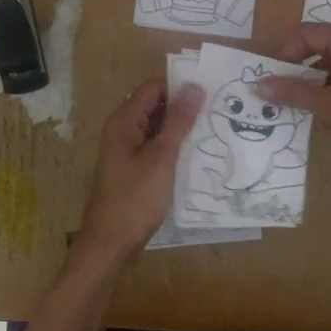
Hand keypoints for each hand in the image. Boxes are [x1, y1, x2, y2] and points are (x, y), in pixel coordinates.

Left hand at [76, 79, 204, 259]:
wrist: (111, 243)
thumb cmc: (135, 199)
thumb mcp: (162, 158)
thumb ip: (178, 122)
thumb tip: (194, 87)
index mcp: (123, 122)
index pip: (152, 88)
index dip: (180, 88)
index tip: (211, 94)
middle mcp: (122, 132)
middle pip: (155, 108)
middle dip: (184, 109)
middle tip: (219, 113)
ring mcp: (127, 152)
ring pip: (157, 130)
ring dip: (181, 131)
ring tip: (215, 132)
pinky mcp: (133, 171)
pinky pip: (156, 150)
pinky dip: (174, 150)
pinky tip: (197, 157)